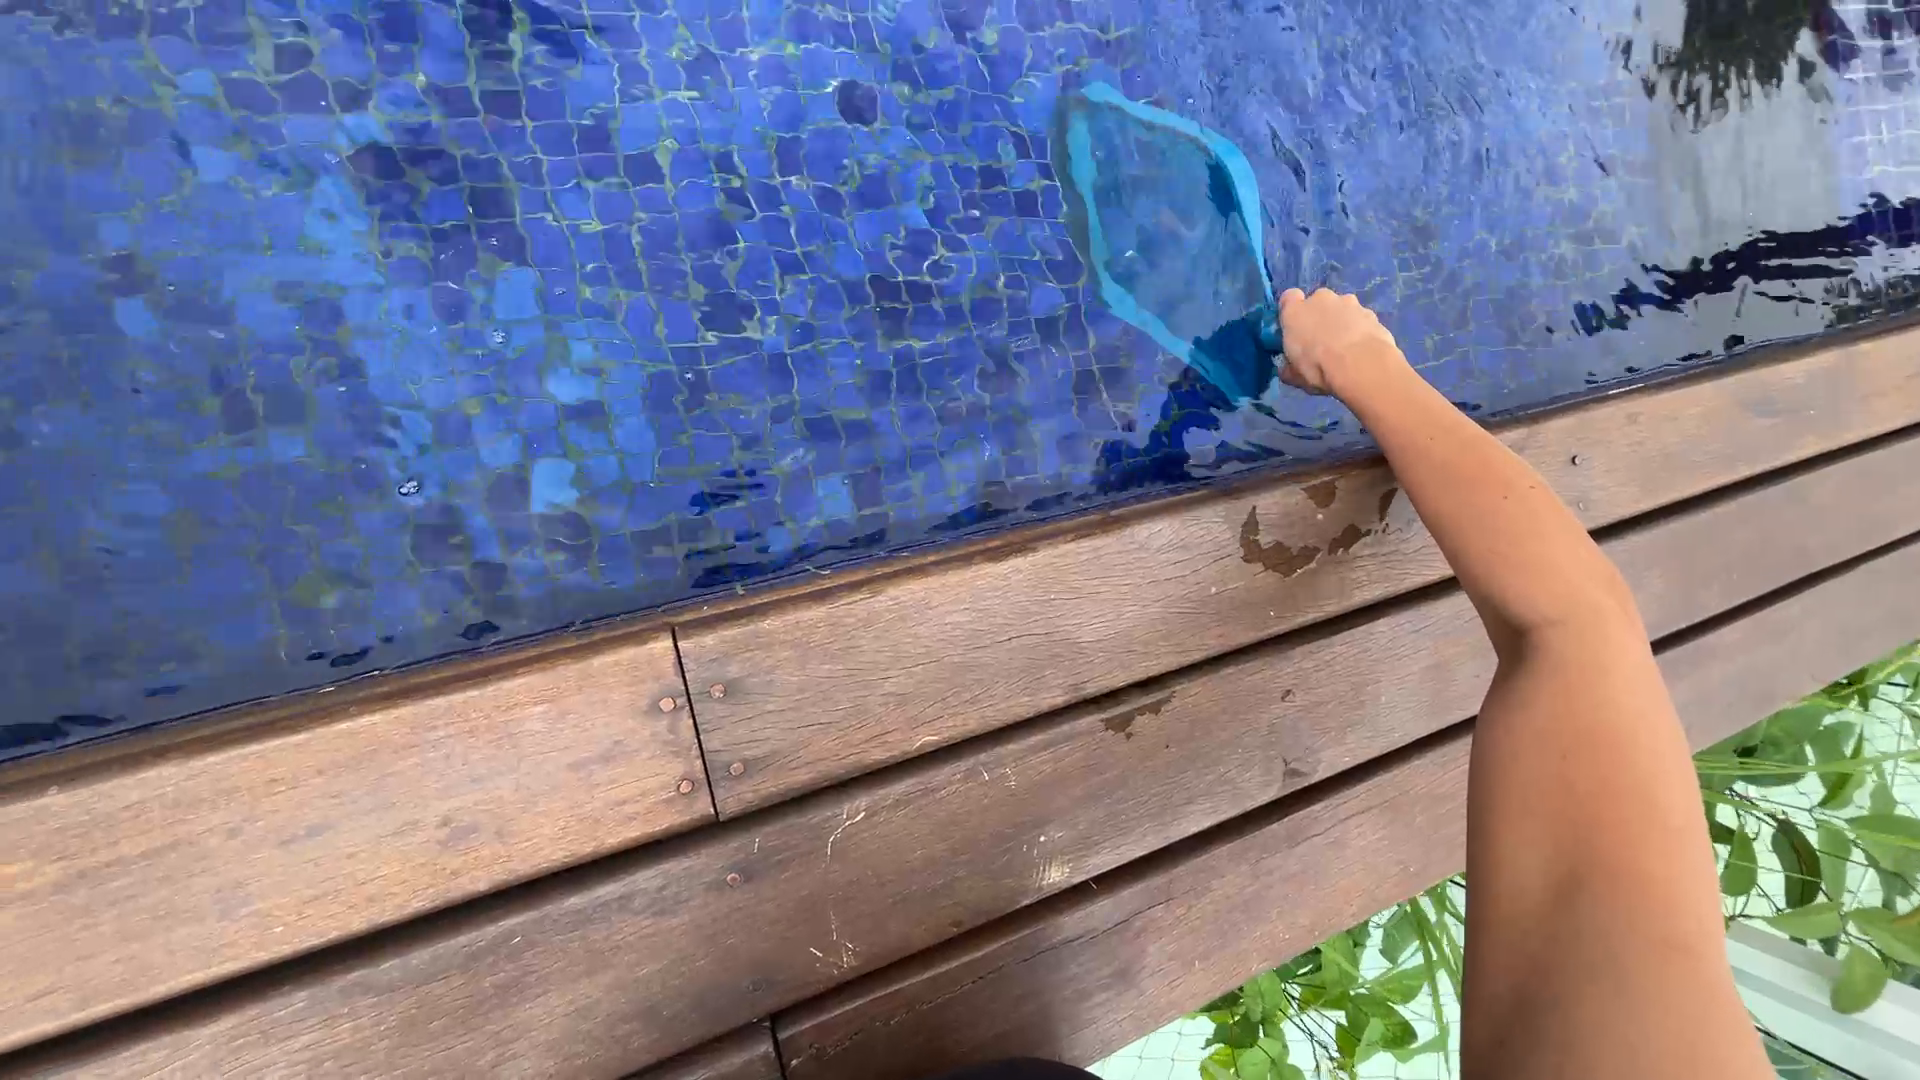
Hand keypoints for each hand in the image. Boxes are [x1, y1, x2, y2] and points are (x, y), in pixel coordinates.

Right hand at [1275, 288, 1406, 397]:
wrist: (1361, 364)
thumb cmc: (1318, 366)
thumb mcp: (1294, 374)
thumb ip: (1289, 367)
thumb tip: (1287, 370)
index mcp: (1295, 312)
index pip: (1289, 297)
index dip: (1291, 310)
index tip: (1293, 326)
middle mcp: (1321, 299)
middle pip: (1318, 301)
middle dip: (1319, 316)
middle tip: (1320, 340)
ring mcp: (1349, 302)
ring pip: (1341, 308)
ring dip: (1341, 321)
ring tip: (1344, 346)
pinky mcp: (1371, 312)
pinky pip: (1360, 318)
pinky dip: (1359, 328)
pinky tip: (1361, 348)